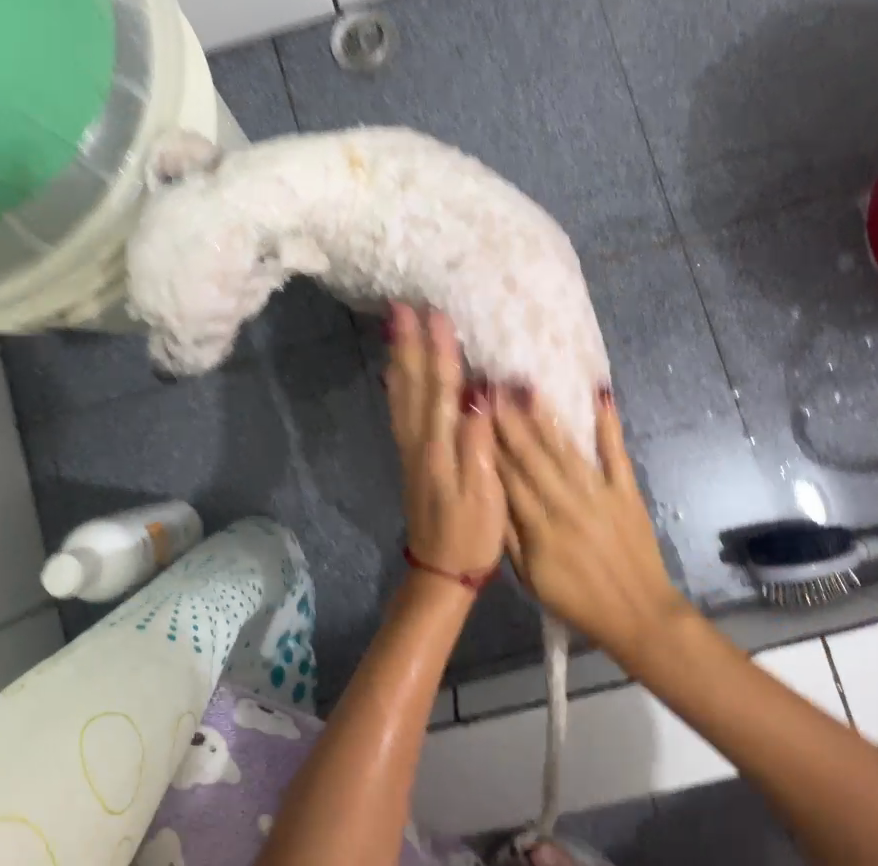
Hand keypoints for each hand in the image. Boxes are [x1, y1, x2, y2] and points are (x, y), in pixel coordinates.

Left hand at [383, 303, 504, 578]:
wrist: (441, 571)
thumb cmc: (471, 535)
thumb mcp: (485, 495)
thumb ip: (478, 445)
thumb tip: (477, 398)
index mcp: (440, 448)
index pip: (441, 390)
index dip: (440, 351)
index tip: (437, 315)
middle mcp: (420, 442)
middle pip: (414, 385)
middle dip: (410, 344)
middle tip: (401, 307)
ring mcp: (412, 449)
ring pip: (402, 395)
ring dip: (399, 358)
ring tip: (393, 328)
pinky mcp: (411, 458)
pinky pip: (400, 410)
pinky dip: (397, 385)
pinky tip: (396, 372)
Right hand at [494, 389, 689, 662]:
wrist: (637, 616)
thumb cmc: (576, 601)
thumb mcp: (530, 579)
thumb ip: (508, 537)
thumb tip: (486, 497)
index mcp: (539, 528)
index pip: (507, 478)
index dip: (488, 445)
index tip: (473, 417)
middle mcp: (566, 505)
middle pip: (533, 457)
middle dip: (511, 421)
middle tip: (493, 388)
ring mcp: (599, 496)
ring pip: (567, 451)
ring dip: (546, 418)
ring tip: (527, 387)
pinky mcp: (627, 493)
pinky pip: (616, 455)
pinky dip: (609, 427)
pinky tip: (600, 398)